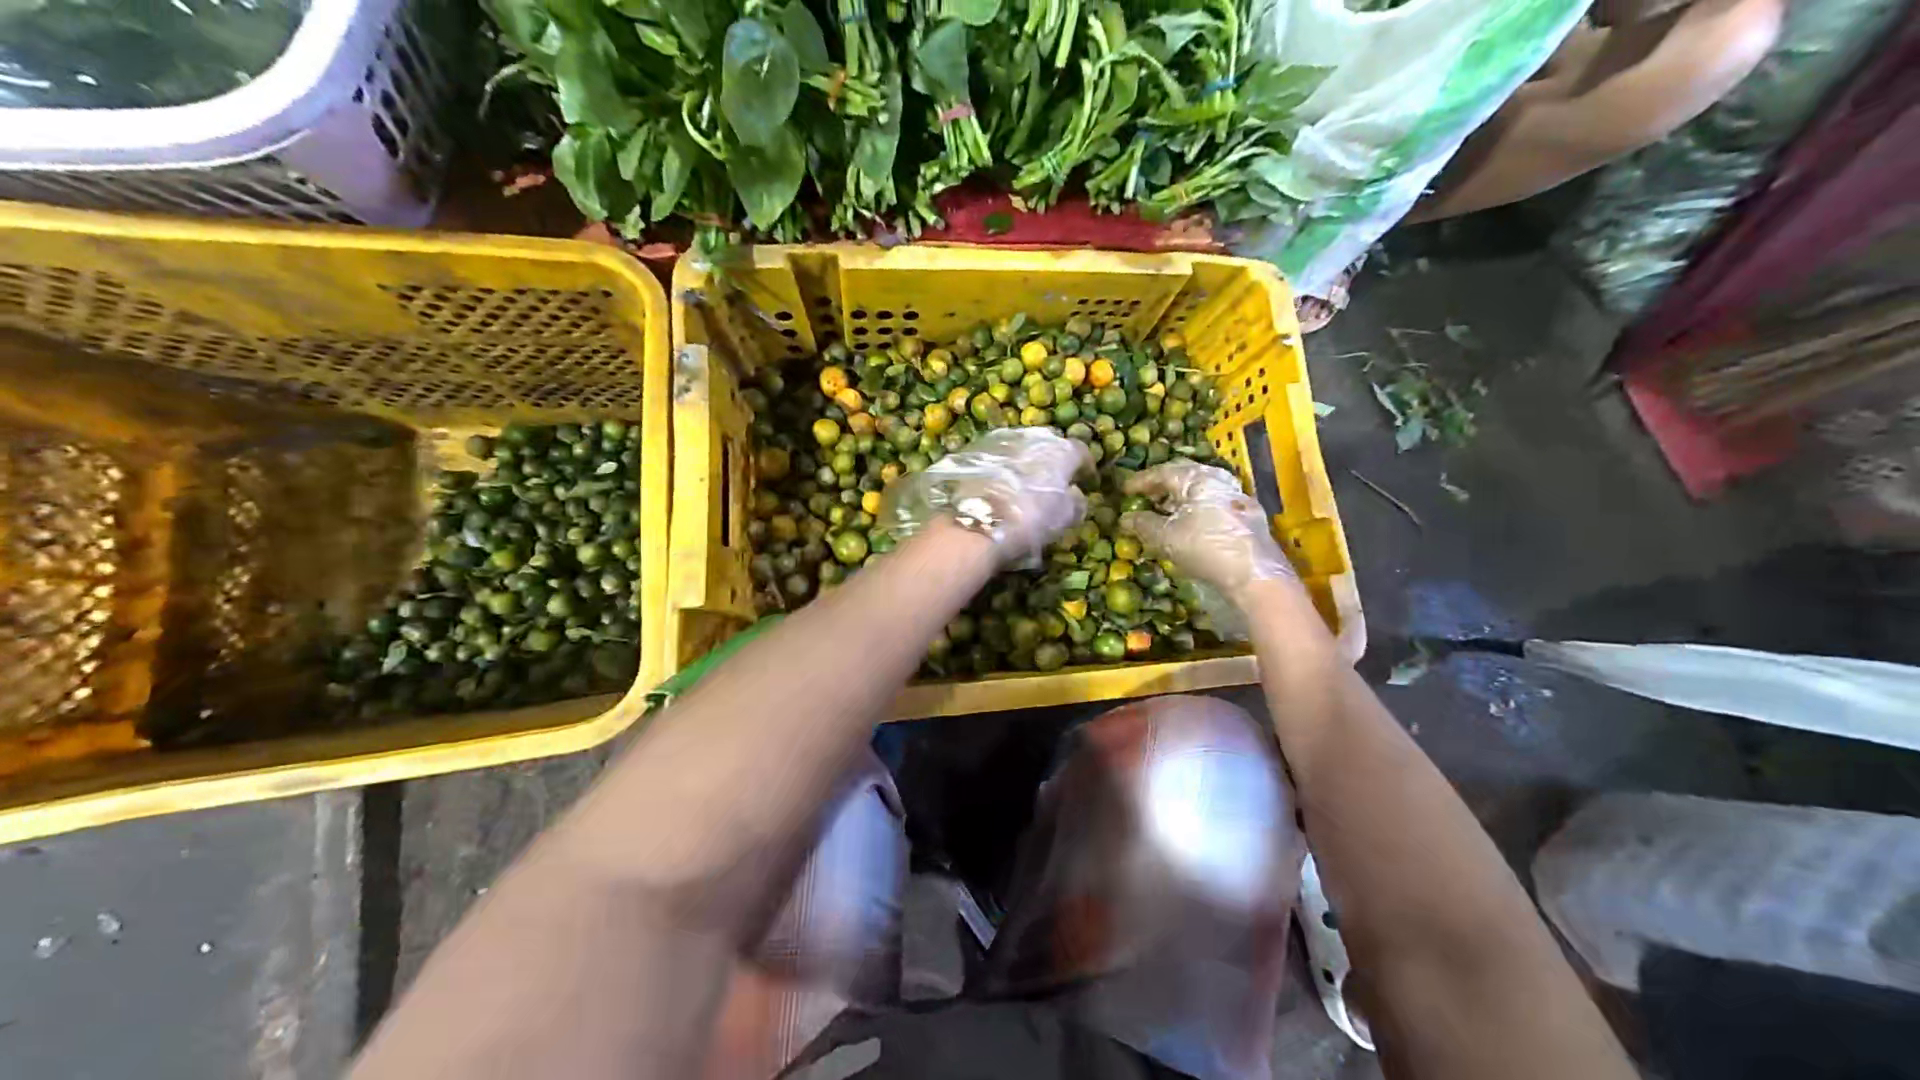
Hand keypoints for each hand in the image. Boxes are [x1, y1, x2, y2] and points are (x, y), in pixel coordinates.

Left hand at [878, 428, 1091, 567]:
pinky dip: (999, 468)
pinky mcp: (971, 452)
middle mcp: (1030, 438)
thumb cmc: (1027, 521)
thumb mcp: (1063, 518)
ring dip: (1023, 462)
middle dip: (1052, 460)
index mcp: (1060, 451)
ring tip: (1021, 483)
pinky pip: (994, 457)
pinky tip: (996, 485)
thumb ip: (1075, 502)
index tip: (1085, 481)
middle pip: (1048, 444)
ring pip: (1018, 447)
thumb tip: (1074, 495)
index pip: (1080, 452)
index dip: (1084, 467)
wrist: (973, 525)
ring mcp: (998, 441)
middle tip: (1052, 481)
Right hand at [1119, 460, 1297, 601]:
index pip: (1163, 472)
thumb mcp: (1165, 537)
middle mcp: (1219, 481)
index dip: (1141, 481)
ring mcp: (1236, 498)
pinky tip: (1189, 525)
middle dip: (1162, 487)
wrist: (1254, 574)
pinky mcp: (1247, 518)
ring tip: (1164, 512)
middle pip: (1185, 476)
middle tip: (1145, 497)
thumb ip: (1142, 524)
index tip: (1125, 491)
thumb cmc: (1205, 548)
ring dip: (1180, 499)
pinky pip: (1213, 505)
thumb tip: (1125, 518)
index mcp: (1197, 479)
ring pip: (1201, 491)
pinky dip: (1196, 510)